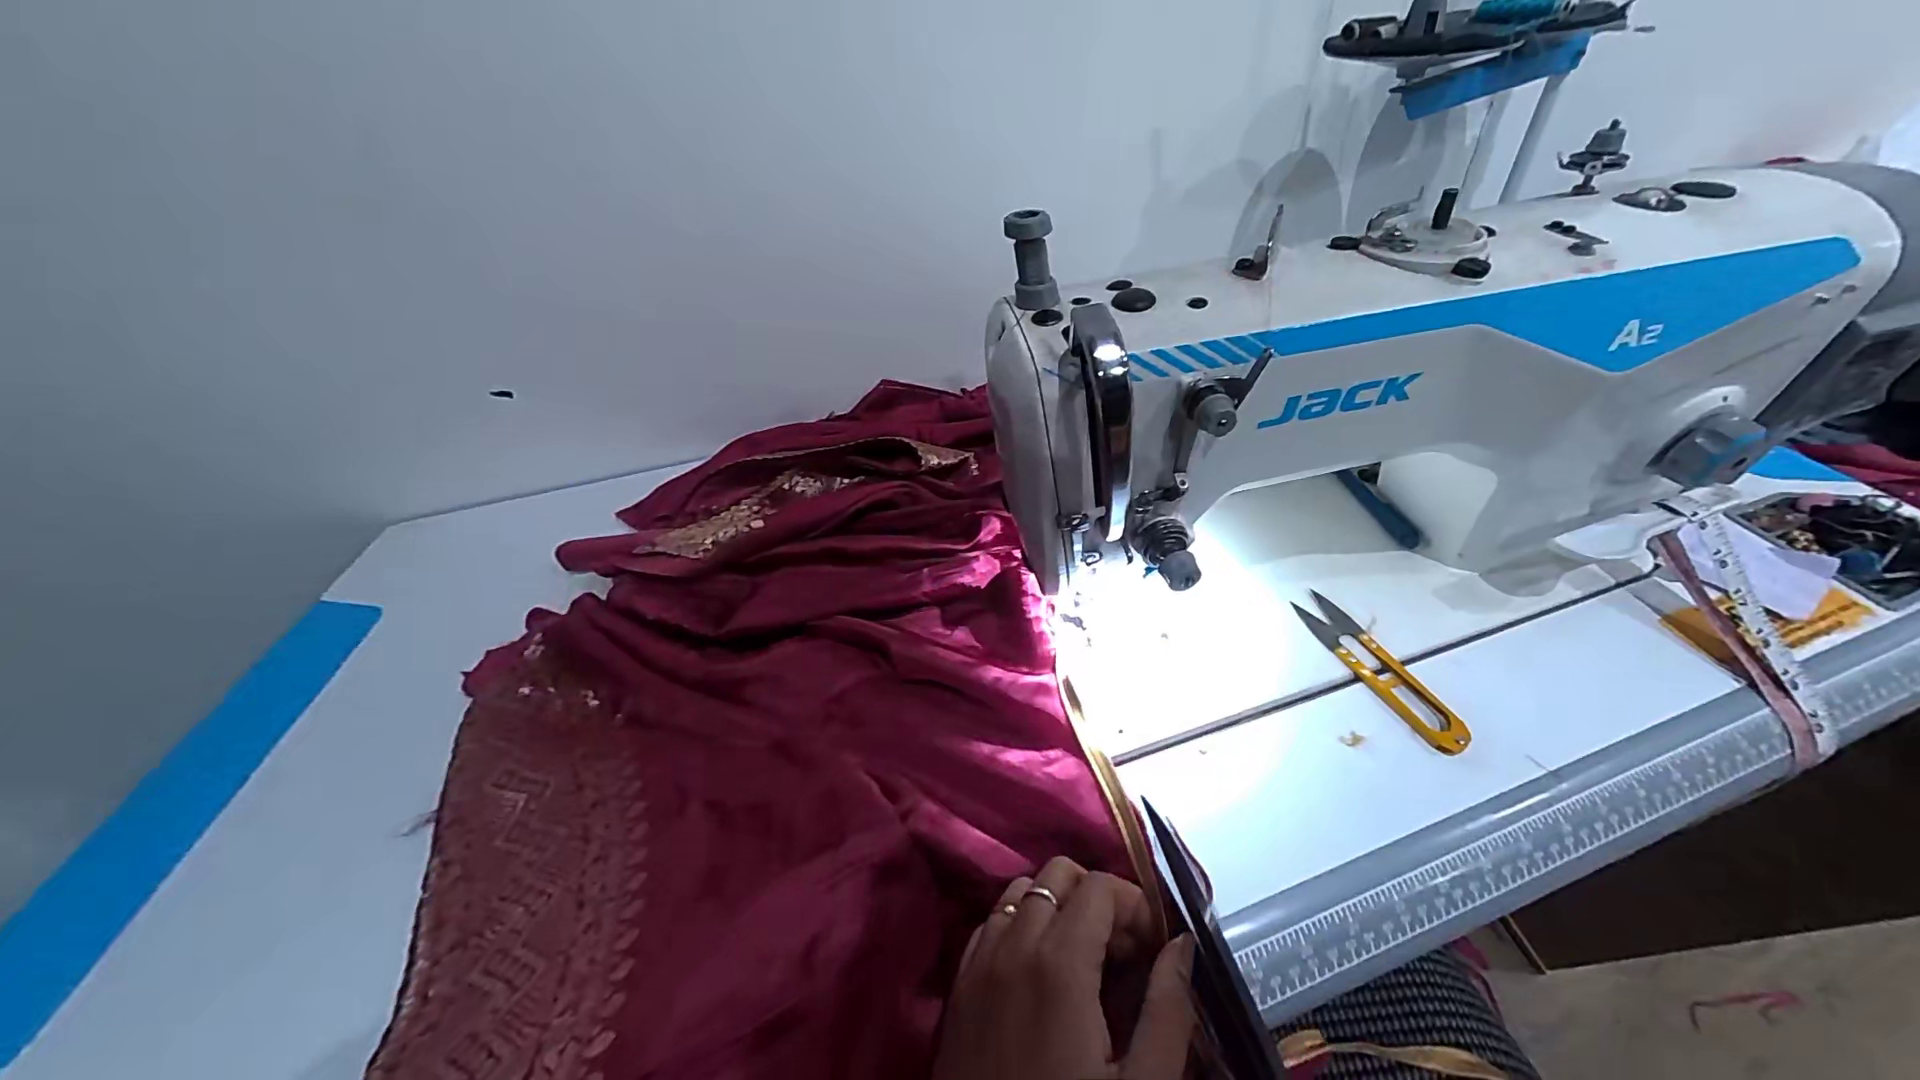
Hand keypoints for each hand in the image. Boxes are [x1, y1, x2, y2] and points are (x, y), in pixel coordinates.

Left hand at [930, 856, 1195, 1079]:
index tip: (1154, 947)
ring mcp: (979, 961)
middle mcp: (1012, 944)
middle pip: (1057, 874)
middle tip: (1124, 952)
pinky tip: (1040, 972)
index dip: (1136, 906)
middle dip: (1097, 898)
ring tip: (1084, 958)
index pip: (1100, 887)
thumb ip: (1169, 1009)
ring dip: (1057, 906)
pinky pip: (992, 924)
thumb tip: (1181, 945)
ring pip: (1020, 892)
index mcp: (1058, 961)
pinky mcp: (959, 985)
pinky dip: (1021, 925)